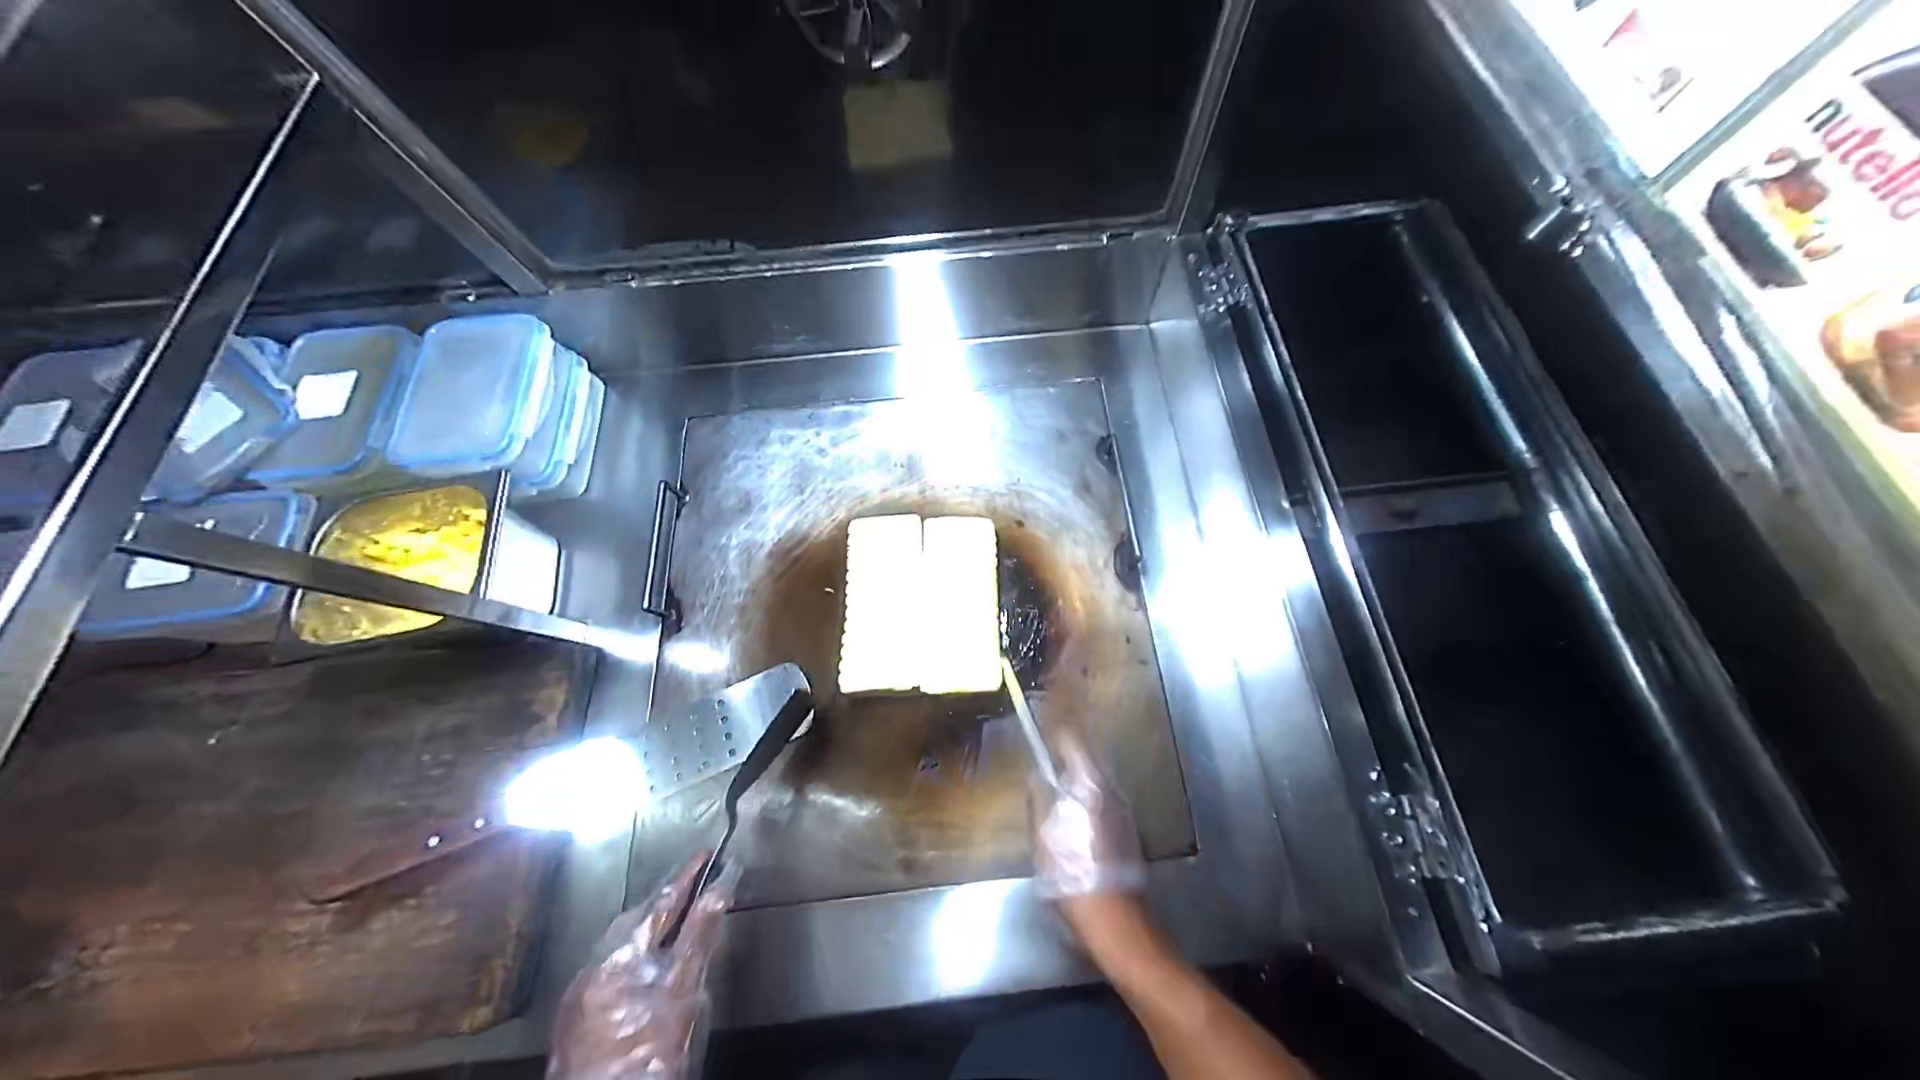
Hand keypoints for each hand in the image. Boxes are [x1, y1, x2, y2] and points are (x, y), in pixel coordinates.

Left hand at [548, 852, 734, 1079]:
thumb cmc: (653, 1058)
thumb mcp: (686, 998)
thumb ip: (699, 942)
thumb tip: (716, 896)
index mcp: (635, 958)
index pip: (675, 904)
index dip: (696, 878)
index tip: (712, 856)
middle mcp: (605, 962)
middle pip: (645, 913)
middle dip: (672, 892)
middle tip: (695, 875)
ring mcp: (585, 982)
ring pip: (623, 932)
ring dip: (649, 918)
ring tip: (673, 911)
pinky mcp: (572, 1003)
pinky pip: (606, 957)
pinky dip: (629, 946)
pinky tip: (641, 955)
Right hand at [1031, 727, 1147, 912]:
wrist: (1118, 923)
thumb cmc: (1075, 879)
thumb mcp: (1043, 839)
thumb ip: (1039, 801)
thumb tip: (1036, 775)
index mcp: (1089, 787)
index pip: (1074, 740)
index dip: (1058, 726)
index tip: (1045, 718)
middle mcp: (1110, 791)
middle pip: (1089, 754)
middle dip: (1070, 744)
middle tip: (1050, 740)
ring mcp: (1122, 809)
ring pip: (1097, 775)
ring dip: (1079, 767)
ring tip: (1057, 770)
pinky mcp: (1126, 827)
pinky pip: (1103, 794)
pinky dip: (1087, 789)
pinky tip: (1073, 805)